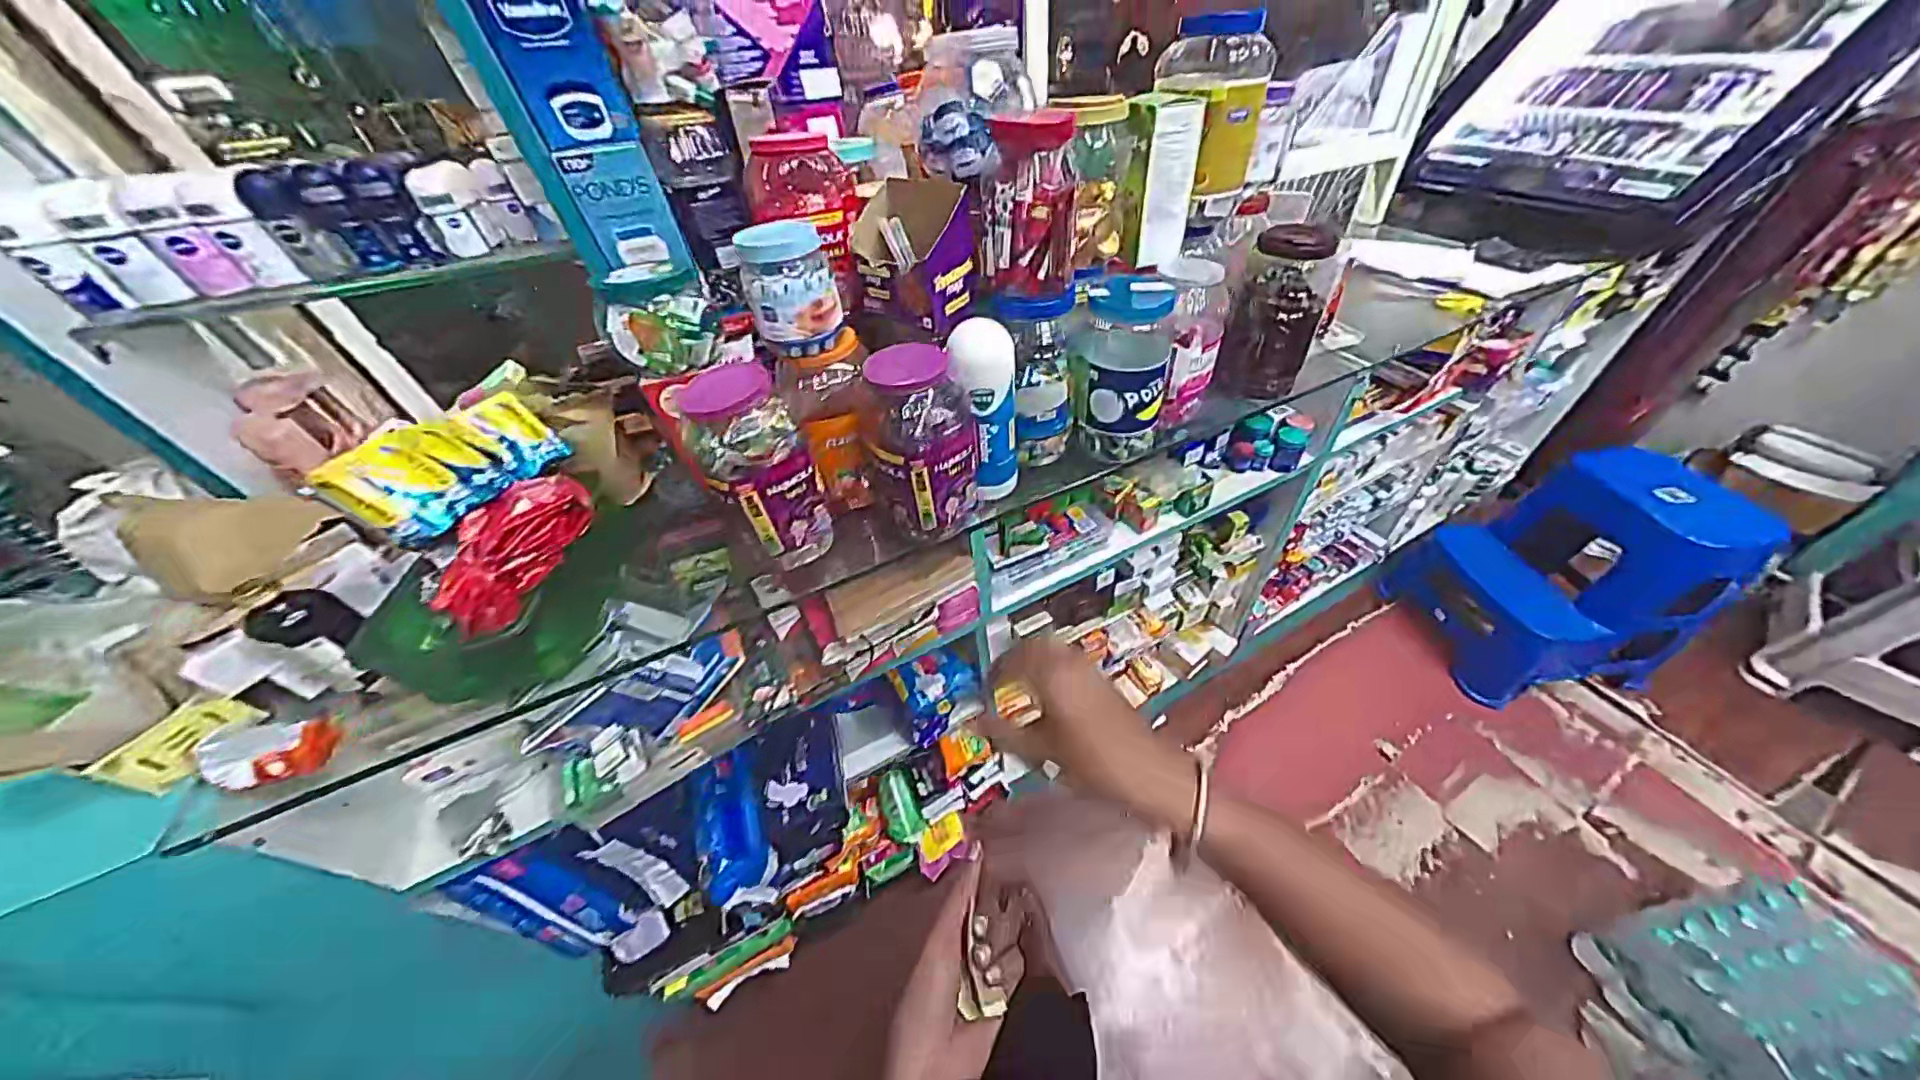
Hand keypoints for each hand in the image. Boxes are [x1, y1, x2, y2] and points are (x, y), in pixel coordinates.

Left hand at [884, 858, 1023, 1079]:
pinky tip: (993, 981)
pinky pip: (1020, 966)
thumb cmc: (923, 1002)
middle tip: (990, 920)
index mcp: (948, 928)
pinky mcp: (1008, 992)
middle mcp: (970, 946)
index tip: (1004, 855)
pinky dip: (1009, 970)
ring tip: (981, 968)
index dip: (988, 876)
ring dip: (998, 950)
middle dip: (997, 915)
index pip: (974, 892)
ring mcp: (990, 969)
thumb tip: (975, 854)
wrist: (934, 1060)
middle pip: (997, 913)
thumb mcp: (939, 942)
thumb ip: (959, 899)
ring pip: (1011, 938)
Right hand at [984, 636, 1194, 826]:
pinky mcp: (1100, 677)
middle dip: (1011, 659)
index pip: (1012, 659)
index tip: (983, 691)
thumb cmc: (1095, 763)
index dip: (993, 674)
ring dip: (1032, 659)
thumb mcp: (1044, 751)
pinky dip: (1050, 666)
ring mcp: (1088, 667)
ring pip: (1051, 648)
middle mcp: (1070, 662)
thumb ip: (1006, 733)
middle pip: (1032, 644)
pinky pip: (1066, 658)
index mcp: (1052, 675)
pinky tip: (1046, 692)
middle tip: (997, 681)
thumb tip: (976, 723)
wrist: (1150, 772)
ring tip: (1018, 683)